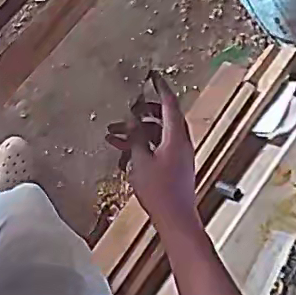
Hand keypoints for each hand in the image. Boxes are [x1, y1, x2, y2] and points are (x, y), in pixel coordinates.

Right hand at [112, 72, 197, 230]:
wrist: (175, 218)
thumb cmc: (160, 191)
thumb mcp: (141, 161)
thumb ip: (136, 138)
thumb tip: (131, 120)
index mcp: (176, 137)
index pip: (169, 104)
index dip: (160, 88)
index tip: (153, 76)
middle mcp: (181, 142)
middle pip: (163, 117)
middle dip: (143, 111)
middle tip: (128, 108)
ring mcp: (178, 154)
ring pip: (157, 133)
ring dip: (138, 131)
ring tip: (114, 133)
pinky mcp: (173, 165)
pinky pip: (157, 146)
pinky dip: (142, 144)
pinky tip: (123, 148)